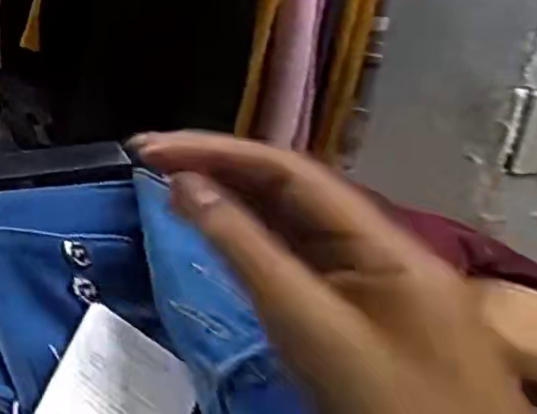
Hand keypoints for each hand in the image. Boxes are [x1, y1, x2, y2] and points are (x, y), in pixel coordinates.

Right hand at [136, 132, 530, 413]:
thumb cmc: (386, 405)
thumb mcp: (307, 325)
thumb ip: (242, 246)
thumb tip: (182, 183)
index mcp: (383, 240)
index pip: (284, 168)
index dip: (213, 148)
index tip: (152, 148)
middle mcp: (377, 244)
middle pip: (285, 184)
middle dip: (214, 164)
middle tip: (149, 159)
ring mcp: (371, 275)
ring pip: (286, 214)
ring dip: (226, 193)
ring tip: (168, 182)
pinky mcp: (358, 305)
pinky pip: (291, 248)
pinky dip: (245, 230)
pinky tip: (212, 224)